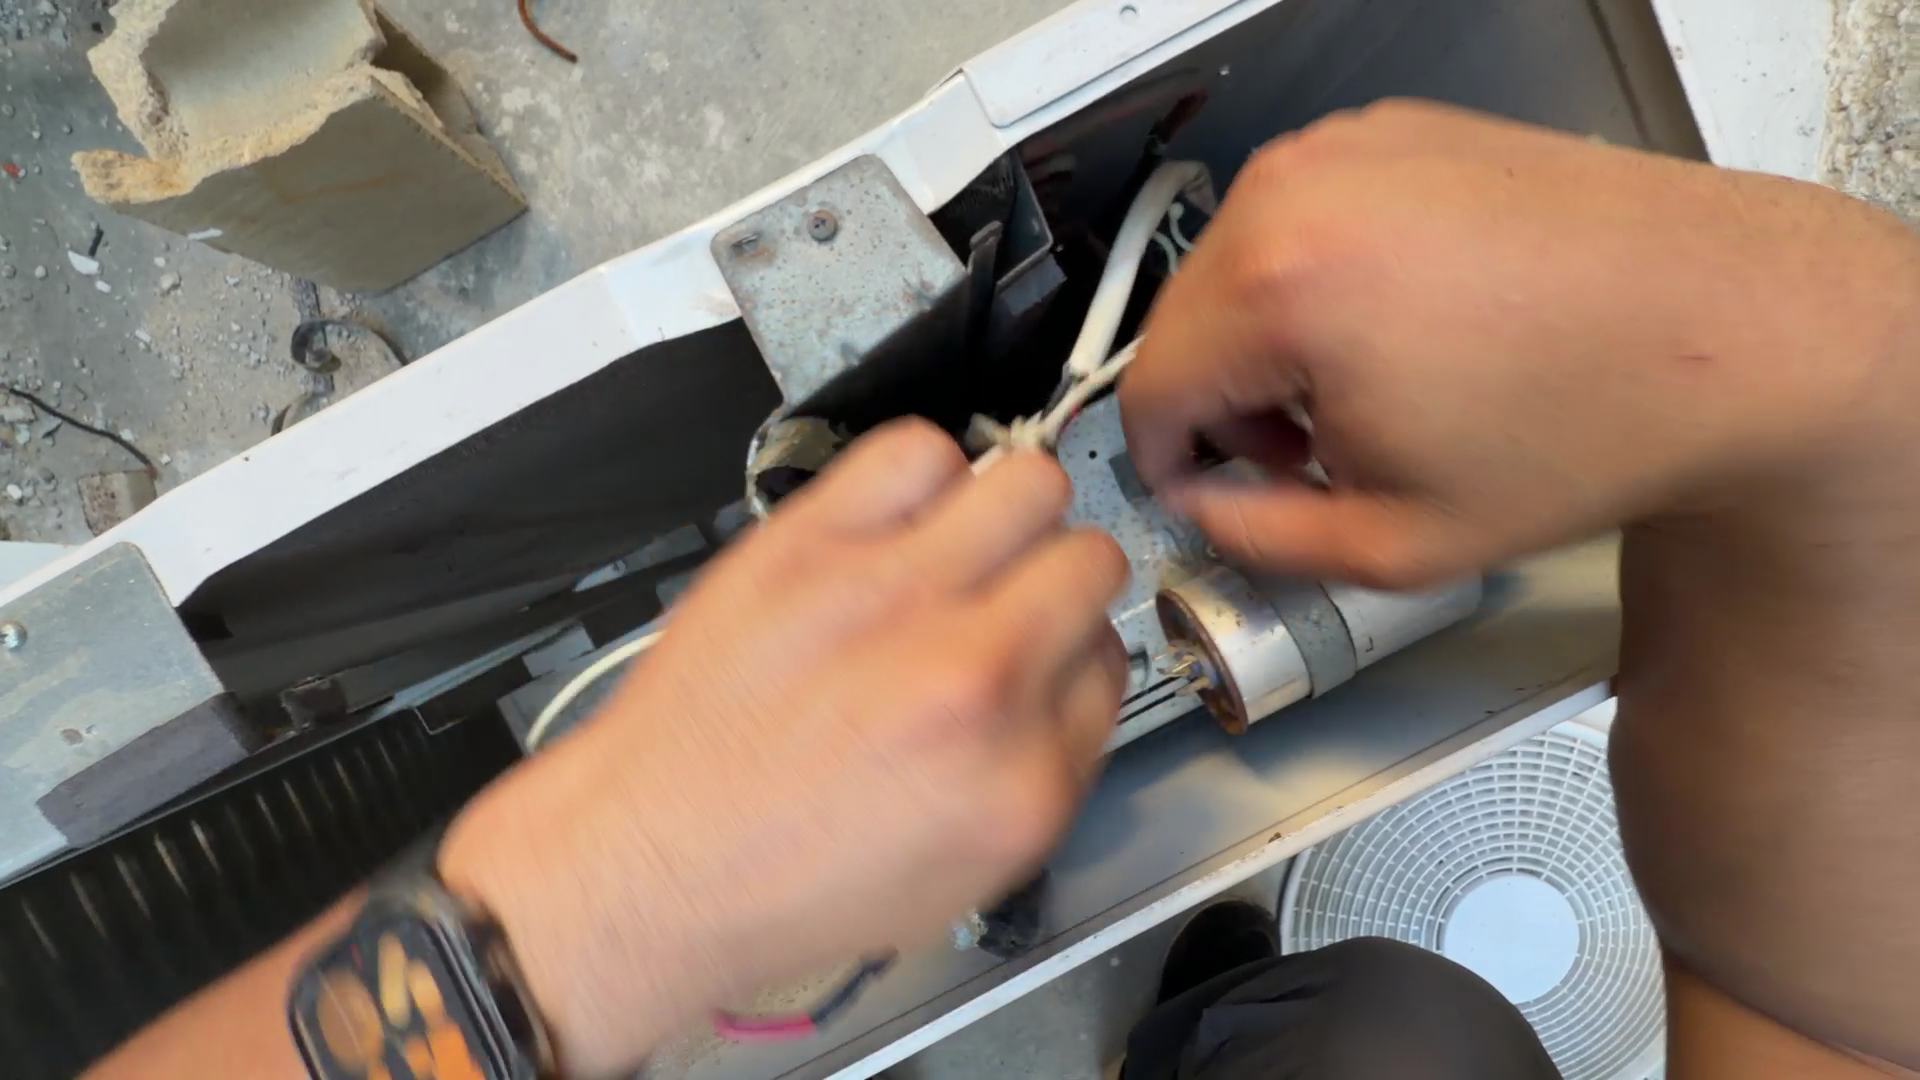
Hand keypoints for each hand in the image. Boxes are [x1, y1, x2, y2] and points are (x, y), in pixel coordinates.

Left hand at [440, 420, 1128, 1075]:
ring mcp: (889, 595)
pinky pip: (918, 452)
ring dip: (1013, 514)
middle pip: (1089, 559)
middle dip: (1064, 577)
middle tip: (1015, 593)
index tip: (1039, 653)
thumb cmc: (798, 876)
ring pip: (1028, 484)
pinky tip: (903, 519)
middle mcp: (970, 675)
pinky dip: (929, 474)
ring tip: (965, 547)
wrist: (652, 857)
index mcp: (1022, 778)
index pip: (1113, 657)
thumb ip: (1053, 757)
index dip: (1075, 652)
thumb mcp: (968, 870)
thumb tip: (1074, 657)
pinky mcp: (811, 541)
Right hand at [1122, 100, 1919, 586]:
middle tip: (1290, 455)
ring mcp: (1335, 153)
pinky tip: (1369, 332)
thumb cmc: (1585, 431)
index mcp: (1282, 292)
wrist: (1743, 330)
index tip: (1199, 490)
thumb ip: (1247, 537)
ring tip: (1339, 396)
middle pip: (1171, 334)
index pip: (1145, 393)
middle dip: (1210, 410)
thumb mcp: (1384, 545)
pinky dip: (1288, 294)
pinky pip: (1272, 236)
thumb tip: (1195, 505)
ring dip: (1247, 353)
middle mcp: (1294, 196)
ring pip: (1213, 283)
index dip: (1161, 462)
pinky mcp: (1375, 140)